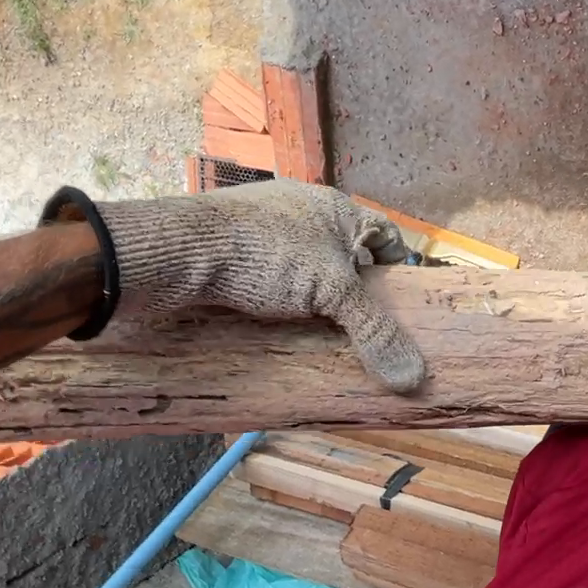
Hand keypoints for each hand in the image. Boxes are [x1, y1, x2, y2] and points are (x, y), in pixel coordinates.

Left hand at [57, 181, 424, 392]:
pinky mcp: (230, 251)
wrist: (171, 252)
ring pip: (308, 269)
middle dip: (358, 292)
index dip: (398, 268)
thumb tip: (415, 380)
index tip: (402, 304)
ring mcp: (263, 230)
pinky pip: (272, 279)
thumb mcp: (333, 293)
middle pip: (348, 254)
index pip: (386, 235)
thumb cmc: (266, 255)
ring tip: (327, 338)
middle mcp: (302, 213)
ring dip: (318, 301)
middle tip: (367, 331)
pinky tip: (284, 330)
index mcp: (337, 207)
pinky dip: (283, 304)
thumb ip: (376, 333)